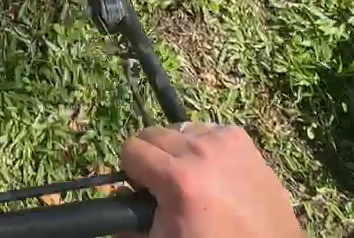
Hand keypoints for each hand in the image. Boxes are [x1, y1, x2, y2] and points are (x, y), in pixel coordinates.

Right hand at [121, 123, 300, 237]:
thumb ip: (128, 223)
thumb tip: (113, 198)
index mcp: (178, 178)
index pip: (131, 148)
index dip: (133, 172)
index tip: (145, 190)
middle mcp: (199, 151)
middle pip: (152, 133)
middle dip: (153, 159)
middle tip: (166, 187)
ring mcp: (222, 141)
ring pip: (178, 130)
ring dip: (178, 150)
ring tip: (193, 180)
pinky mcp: (240, 138)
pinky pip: (206, 130)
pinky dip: (203, 147)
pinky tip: (214, 173)